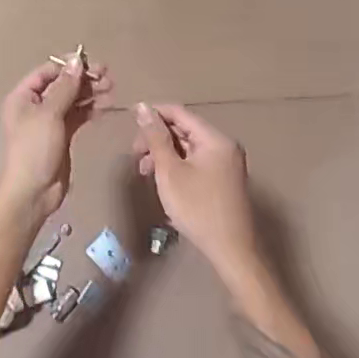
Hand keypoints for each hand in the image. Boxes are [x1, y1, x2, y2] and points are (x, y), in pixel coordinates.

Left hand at [0, 55, 114, 222]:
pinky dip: (90, 109)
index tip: (92, 64)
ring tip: (112, 89)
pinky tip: (106, 105)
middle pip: (61, 85)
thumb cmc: (35, 149)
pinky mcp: (61, 135)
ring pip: (71, 100)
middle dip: (83, 80)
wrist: (35, 190)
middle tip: (108, 77)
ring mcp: (48, 121)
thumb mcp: (49, 115)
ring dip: (90, 94)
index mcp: (22, 97)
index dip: (68, 66)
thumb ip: (64, 88)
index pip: (46, 72)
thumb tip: (76, 62)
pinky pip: (76, 116)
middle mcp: (33, 106)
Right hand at [133, 103, 261, 280]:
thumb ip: (155, 137)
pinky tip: (161, 179)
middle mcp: (224, 145)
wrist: (230, 250)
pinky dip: (175, 164)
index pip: (178, 112)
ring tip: (144, 171)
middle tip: (135, 155)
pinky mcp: (223, 178)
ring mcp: (225, 162)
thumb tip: (142, 107)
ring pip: (186, 146)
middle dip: (155, 138)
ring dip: (162, 153)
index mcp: (215, 139)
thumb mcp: (169, 170)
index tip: (128, 124)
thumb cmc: (197, 208)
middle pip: (182, 128)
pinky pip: (194, 160)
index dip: (152, 115)